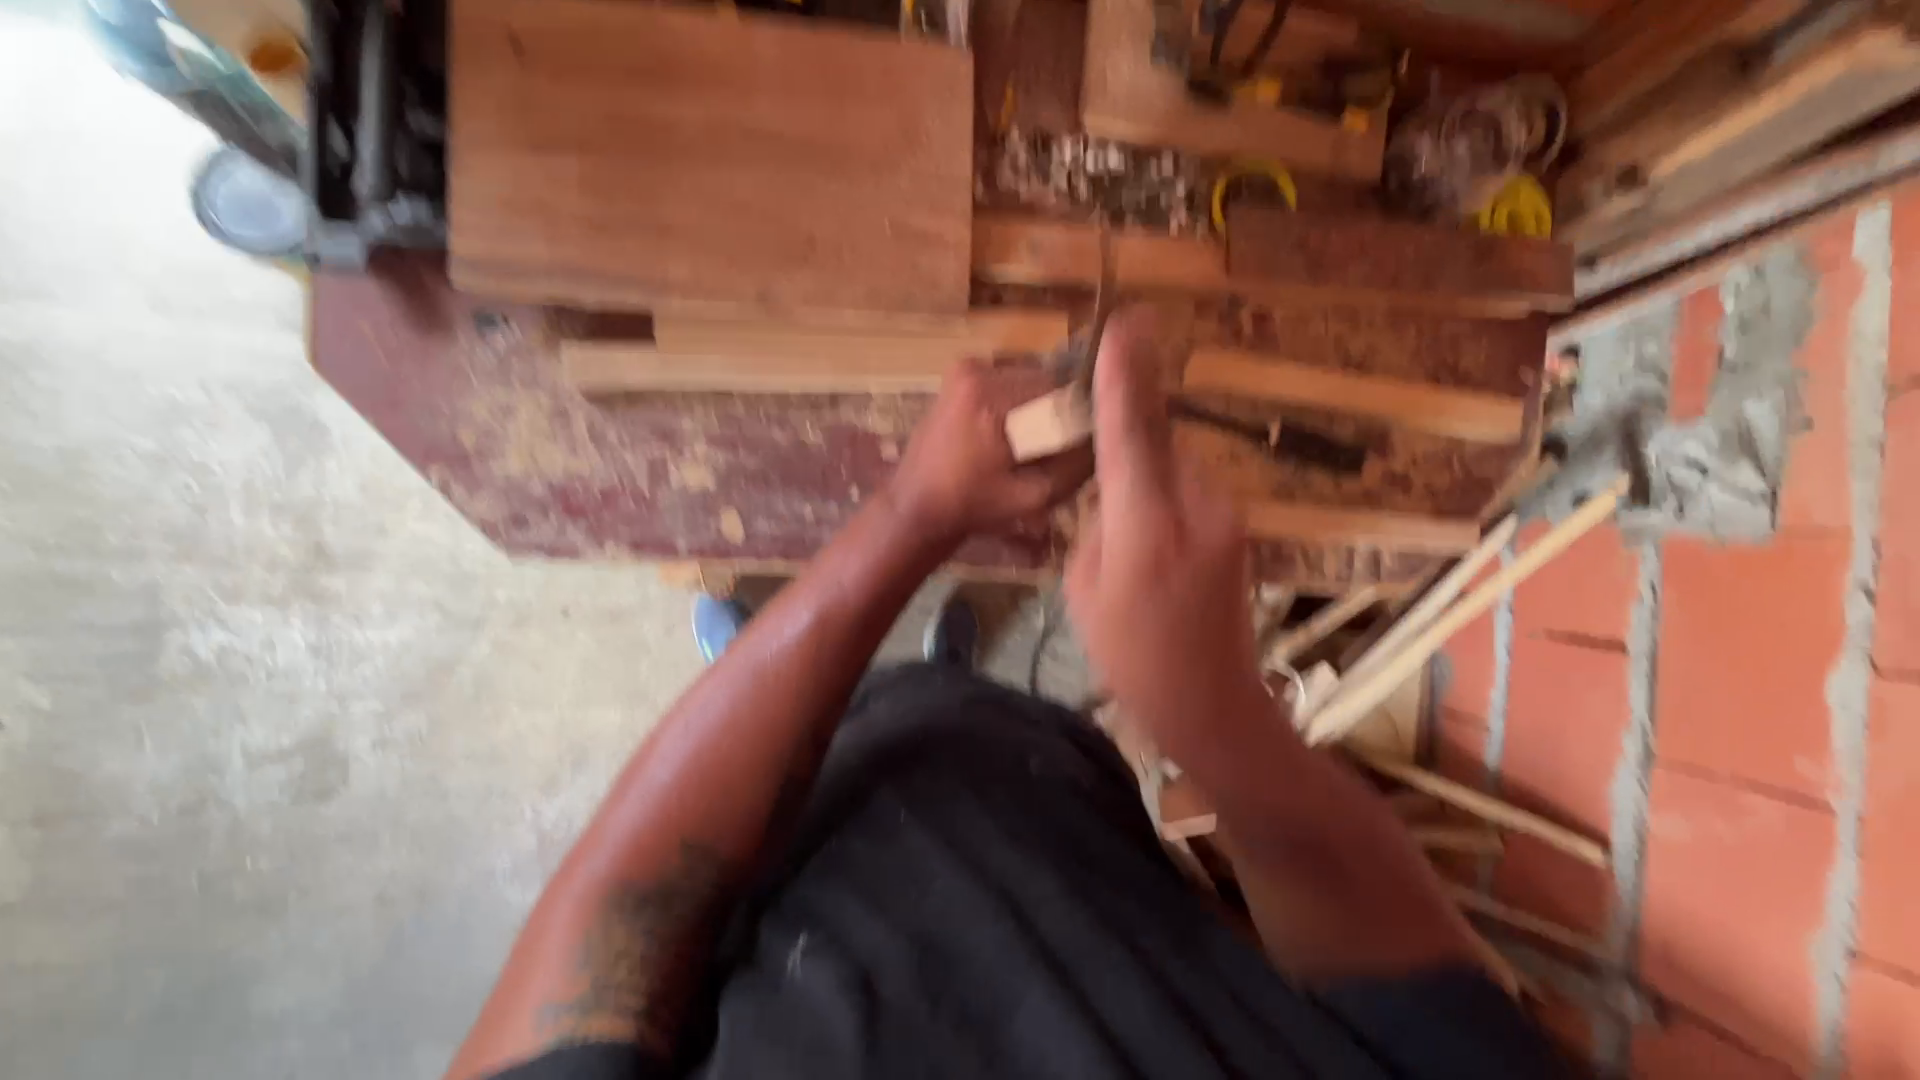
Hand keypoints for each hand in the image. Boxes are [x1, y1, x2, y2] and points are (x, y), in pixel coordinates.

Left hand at [885, 357, 1093, 547]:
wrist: (916, 504)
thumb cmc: (973, 506)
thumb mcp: (1035, 497)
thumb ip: (1077, 464)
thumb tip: (1109, 434)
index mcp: (991, 398)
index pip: (1062, 389)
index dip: (1078, 416)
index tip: (1079, 444)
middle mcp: (977, 369)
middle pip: (1046, 379)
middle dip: (1056, 410)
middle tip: (1055, 448)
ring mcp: (965, 366)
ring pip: (1030, 378)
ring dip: (1038, 405)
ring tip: (1031, 441)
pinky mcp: (959, 372)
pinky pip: (1009, 379)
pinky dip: (1017, 401)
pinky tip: (1010, 431)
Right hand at [1063, 308, 1274, 760]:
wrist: (1210, 701)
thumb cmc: (1130, 654)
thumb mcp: (1084, 588)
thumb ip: (1098, 521)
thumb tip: (1115, 489)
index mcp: (1146, 526)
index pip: (1130, 433)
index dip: (1123, 377)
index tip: (1122, 324)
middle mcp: (1196, 506)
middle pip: (1155, 440)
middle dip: (1126, 440)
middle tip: (1101, 476)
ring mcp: (1227, 513)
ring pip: (1173, 463)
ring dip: (1147, 475)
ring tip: (1132, 535)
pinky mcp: (1239, 523)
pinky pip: (1190, 487)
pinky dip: (1166, 497)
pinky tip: (1157, 542)